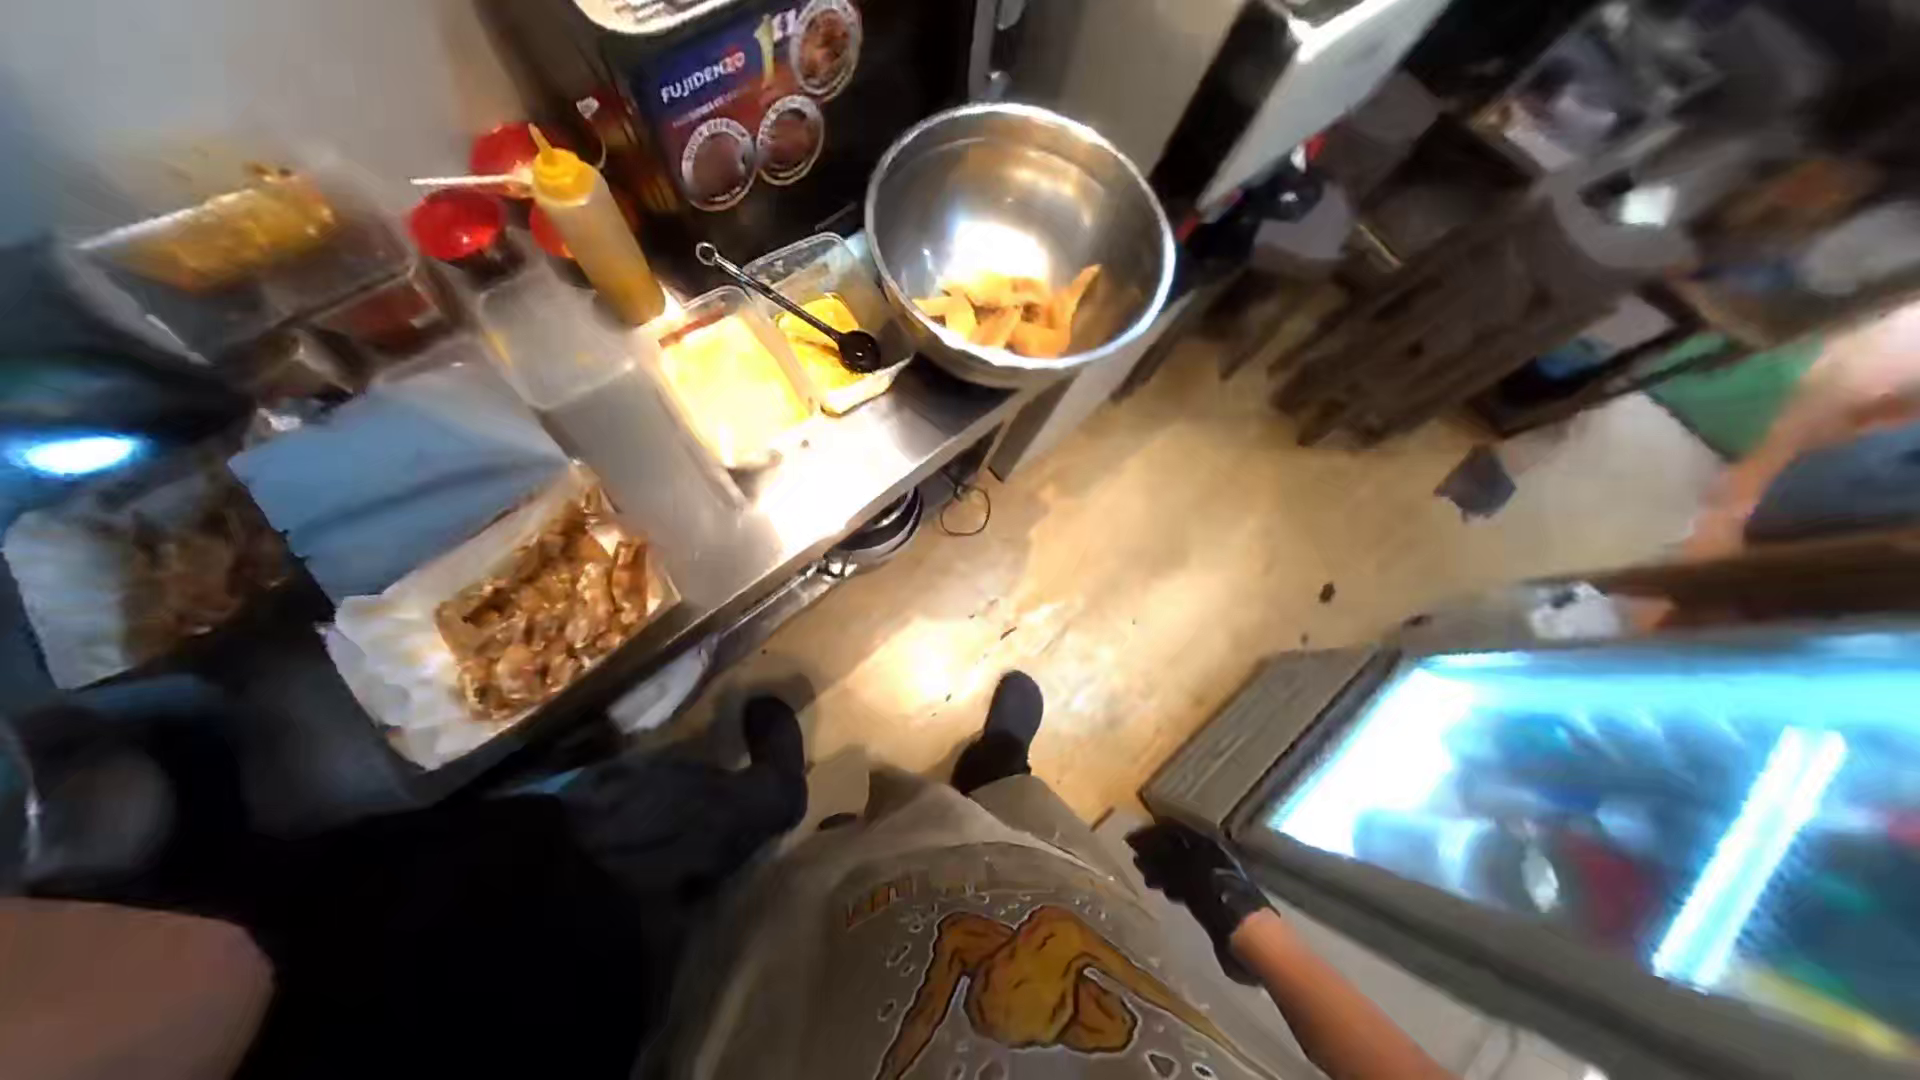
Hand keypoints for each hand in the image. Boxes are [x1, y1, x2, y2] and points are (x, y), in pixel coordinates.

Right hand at [1127, 821, 1270, 984]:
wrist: (1250, 939)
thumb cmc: (1219, 899)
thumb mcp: (1190, 875)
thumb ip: (1166, 865)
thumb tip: (1141, 856)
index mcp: (1207, 847)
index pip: (1174, 832)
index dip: (1152, 834)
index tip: (1133, 839)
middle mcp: (1211, 860)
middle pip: (1177, 850)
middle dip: (1155, 853)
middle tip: (1136, 858)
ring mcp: (1215, 883)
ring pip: (1182, 870)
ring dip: (1163, 871)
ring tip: (1146, 876)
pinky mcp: (1215, 906)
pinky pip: (1188, 890)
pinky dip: (1172, 888)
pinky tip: (1164, 892)